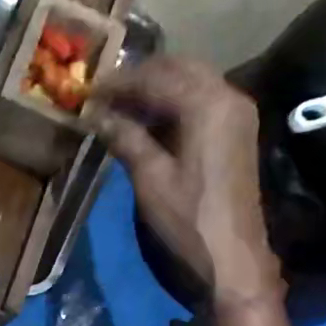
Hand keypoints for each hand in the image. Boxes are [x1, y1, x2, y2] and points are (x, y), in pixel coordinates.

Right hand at [94, 57, 282, 306]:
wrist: (232, 257)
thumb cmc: (189, 220)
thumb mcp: (151, 178)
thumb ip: (126, 138)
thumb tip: (97, 115)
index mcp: (207, 104)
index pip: (156, 77)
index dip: (119, 83)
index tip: (89, 91)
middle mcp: (228, 96)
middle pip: (178, 69)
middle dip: (140, 77)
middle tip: (105, 94)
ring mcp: (237, 113)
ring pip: (191, 81)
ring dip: (157, 88)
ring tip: (120, 106)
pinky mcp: (237, 131)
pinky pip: (202, 100)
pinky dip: (174, 102)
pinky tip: (148, 120)